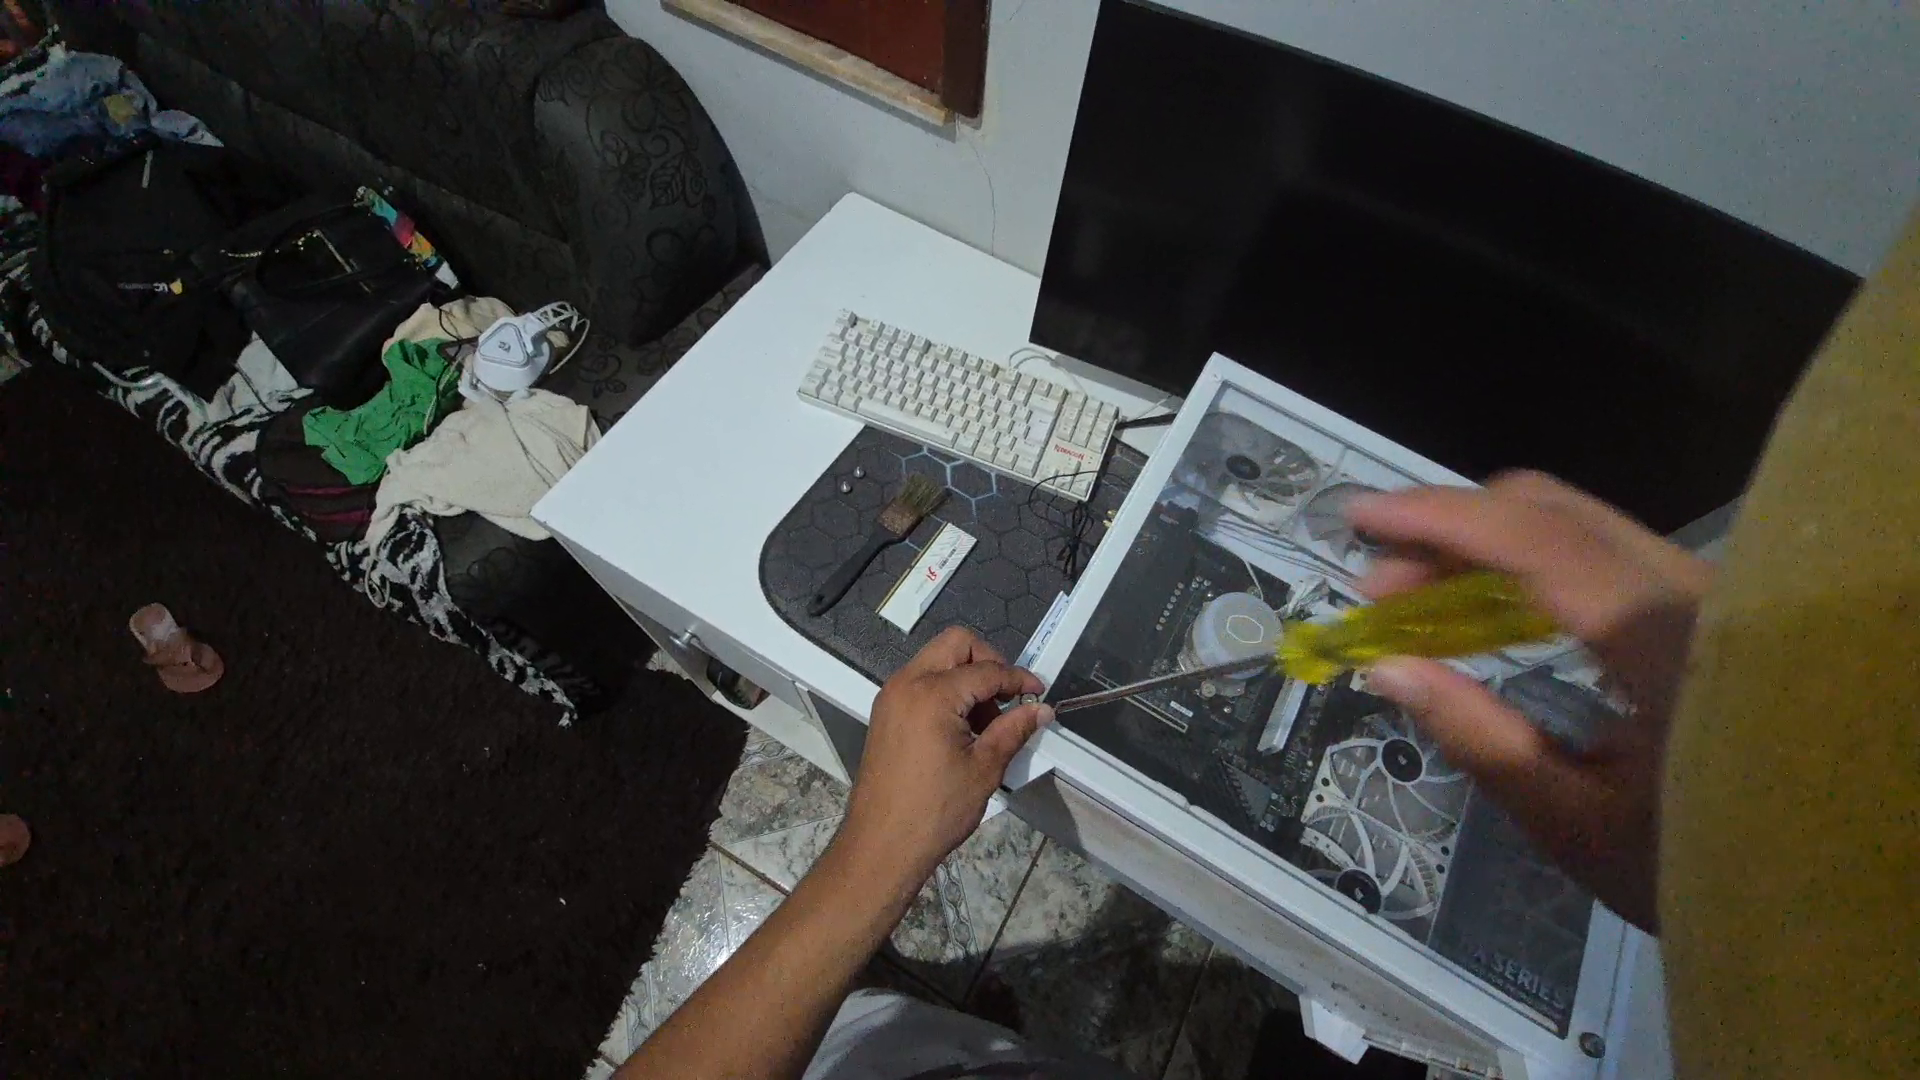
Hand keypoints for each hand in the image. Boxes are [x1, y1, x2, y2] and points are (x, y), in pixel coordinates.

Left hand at [837, 628, 1052, 888]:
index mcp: (933, 693)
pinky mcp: (886, 711)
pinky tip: (963, 726)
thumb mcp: (984, 769)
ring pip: (937, 659)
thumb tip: (1042, 709)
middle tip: (1008, 696)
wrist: (881, 845)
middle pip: (956, 643)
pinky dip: (946, 688)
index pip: (986, 670)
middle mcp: (907, 682)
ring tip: (987, 721)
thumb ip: (1013, 729)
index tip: (1040, 693)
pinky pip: (921, 680)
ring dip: (967, 675)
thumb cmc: (936, 809)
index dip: (1018, 679)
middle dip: (989, 661)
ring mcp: (892, 695)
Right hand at [1346, 471, 1711, 930]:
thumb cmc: (1715, 869)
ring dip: (1474, 549)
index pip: (1542, 546)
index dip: (1441, 519)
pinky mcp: (1699, 608)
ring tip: (1414, 601)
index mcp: (1671, 647)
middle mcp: (1697, 596)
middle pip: (1552, 512)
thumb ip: (1479, 738)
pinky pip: (1590, 556)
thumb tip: (1385, 667)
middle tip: (1382, 586)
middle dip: (1446, 532)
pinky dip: (1514, 567)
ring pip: (1570, 526)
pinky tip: (1477, 612)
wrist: (1858, 891)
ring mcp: (1704, 596)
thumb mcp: (1579, 825)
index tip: (1361, 518)